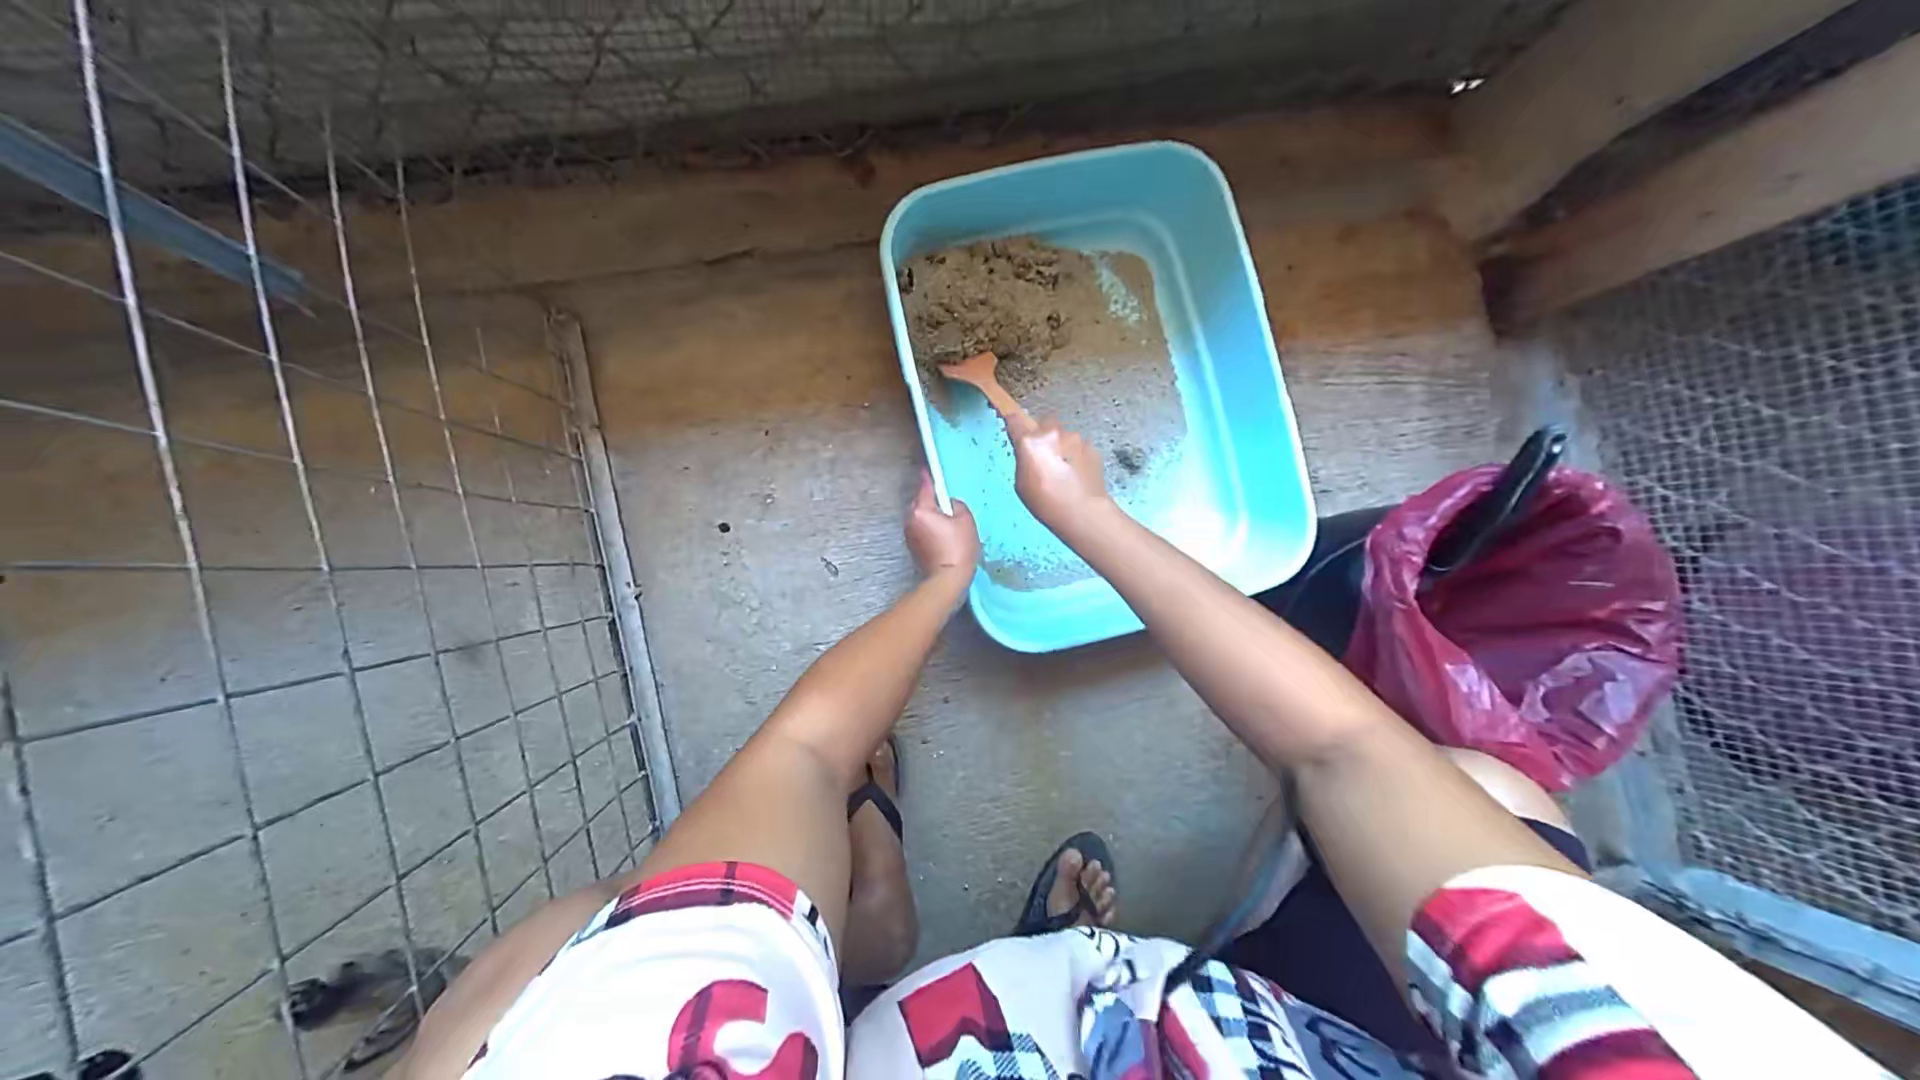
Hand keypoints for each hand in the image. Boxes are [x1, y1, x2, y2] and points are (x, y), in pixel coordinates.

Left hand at [905, 471, 978, 578]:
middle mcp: (910, 519)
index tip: (929, 468)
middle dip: (932, 500)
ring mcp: (909, 534)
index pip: (924, 486)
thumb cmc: (958, 548)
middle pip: (921, 501)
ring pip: (920, 515)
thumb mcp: (965, 520)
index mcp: (921, 510)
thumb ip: (956, 504)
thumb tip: (949, 504)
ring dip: (931, 515)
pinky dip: (929, 528)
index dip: (929, 476)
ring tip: (948, 523)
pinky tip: (943, 535)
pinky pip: (921, 528)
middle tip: (948, 504)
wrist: (947, 579)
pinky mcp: (912, 545)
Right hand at [1011, 418, 1110, 530]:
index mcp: (1030, 442)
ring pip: (1064, 435)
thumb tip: (1028, 454)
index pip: (1015, 421)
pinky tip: (1076, 474)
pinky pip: (1079, 446)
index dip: (1013, 421)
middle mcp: (1052, 434)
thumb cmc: (1049, 503)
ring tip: (1063, 471)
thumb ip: (1023, 461)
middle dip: (1043, 436)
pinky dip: (1076, 455)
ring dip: (1061, 446)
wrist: (1084, 511)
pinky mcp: (1091, 447)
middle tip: (1042, 456)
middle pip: (1044, 424)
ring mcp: (1075, 438)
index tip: (1012, 420)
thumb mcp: (1021, 485)